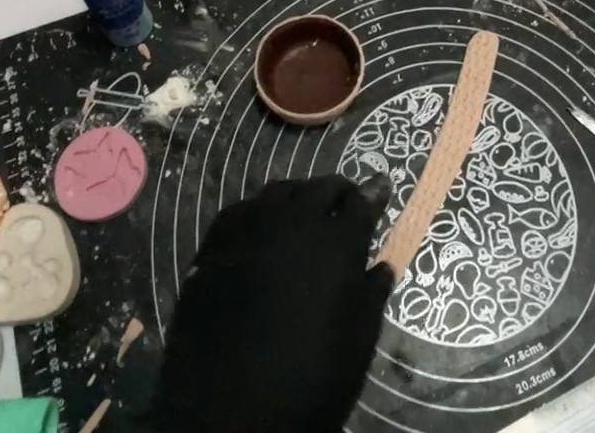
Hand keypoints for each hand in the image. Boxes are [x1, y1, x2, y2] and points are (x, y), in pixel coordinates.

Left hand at [148, 176, 392, 432]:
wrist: (229, 415)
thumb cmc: (309, 382)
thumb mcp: (357, 343)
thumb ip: (370, 295)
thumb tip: (380, 265)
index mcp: (335, 245)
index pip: (360, 203)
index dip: (373, 193)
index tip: (380, 185)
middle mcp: (293, 225)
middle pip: (319, 189)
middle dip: (337, 190)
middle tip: (346, 200)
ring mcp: (249, 232)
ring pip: (277, 192)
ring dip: (297, 195)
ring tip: (304, 208)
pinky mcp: (214, 248)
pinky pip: (239, 212)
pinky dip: (257, 211)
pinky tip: (259, 225)